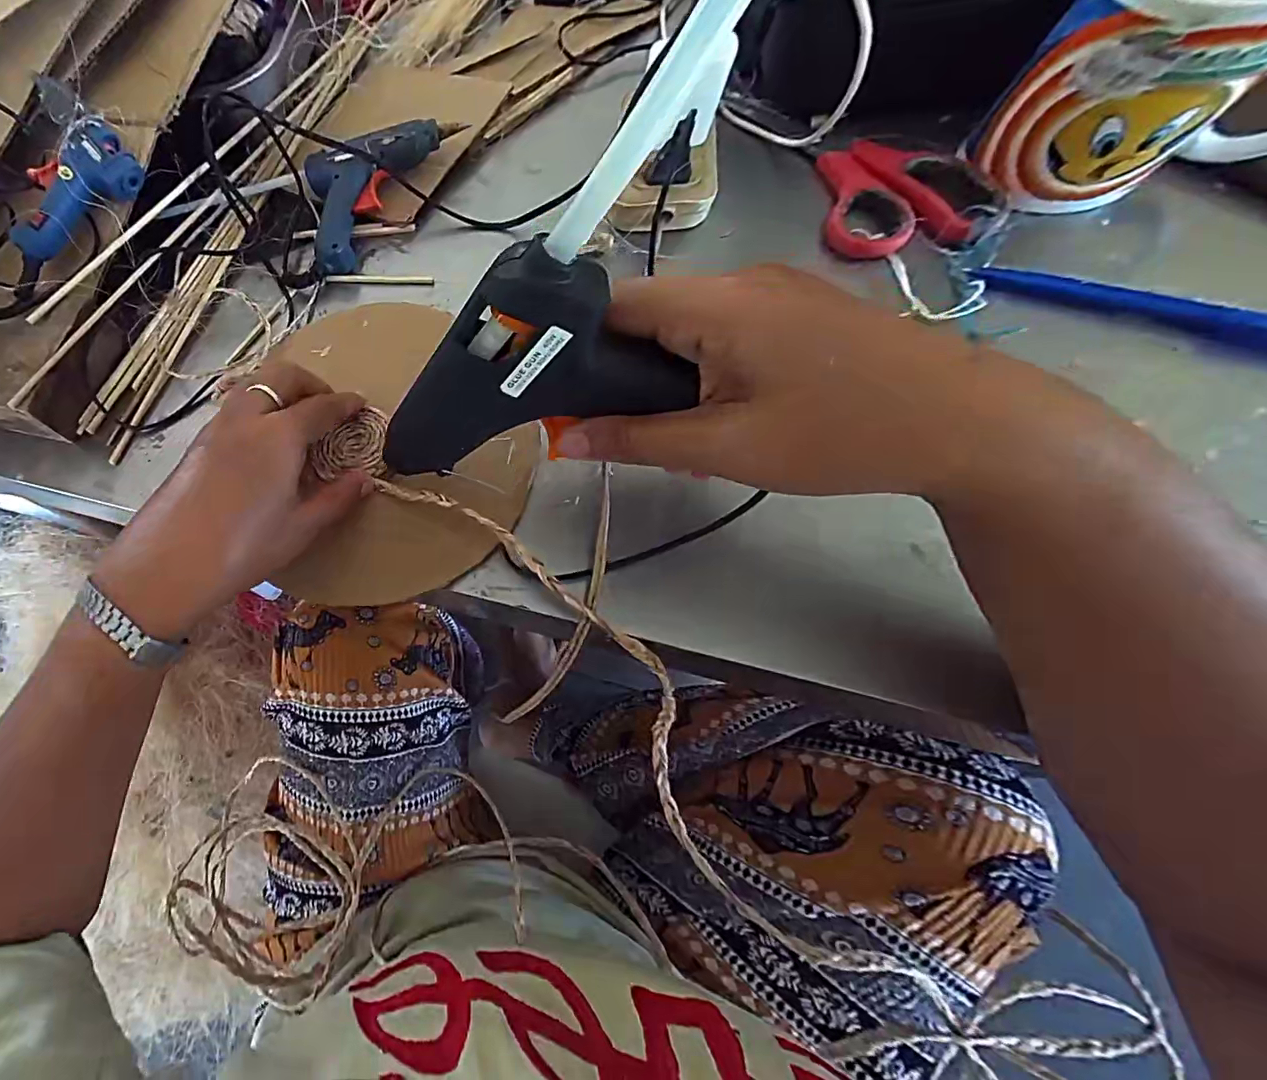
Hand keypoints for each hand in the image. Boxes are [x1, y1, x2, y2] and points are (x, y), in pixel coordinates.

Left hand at [91, 362, 372, 639]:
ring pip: (251, 386)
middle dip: (309, 382)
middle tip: (326, 405)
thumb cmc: (244, 548)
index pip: (320, 406)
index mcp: (279, 434)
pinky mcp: (196, 443)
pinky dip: (254, 409)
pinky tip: (259, 444)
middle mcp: (246, 418)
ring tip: (293, 420)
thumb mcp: (300, 528)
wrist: (171, 563)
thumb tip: (363, 479)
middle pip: (281, 375)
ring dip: (277, 390)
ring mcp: (216, 427)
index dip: (344, 403)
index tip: (359, 405)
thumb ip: (336, 498)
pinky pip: (232, 409)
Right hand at [557, 265, 1126, 500]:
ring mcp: (774, 291)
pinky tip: (705, 410)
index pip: (613, 302)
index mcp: (717, 304)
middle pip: (644, 311)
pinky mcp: (795, 310)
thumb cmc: (840, 434)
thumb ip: (634, 440)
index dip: (570, 339)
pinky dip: (693, 364)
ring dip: (654, 369)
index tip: (546, 384)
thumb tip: (562, 441)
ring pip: (680, 321)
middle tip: (601, 420)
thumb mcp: (723, 448)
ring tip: (654, 424)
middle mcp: (741, 282)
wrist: (971, 425)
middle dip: (613, 364)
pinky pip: (718, 328)